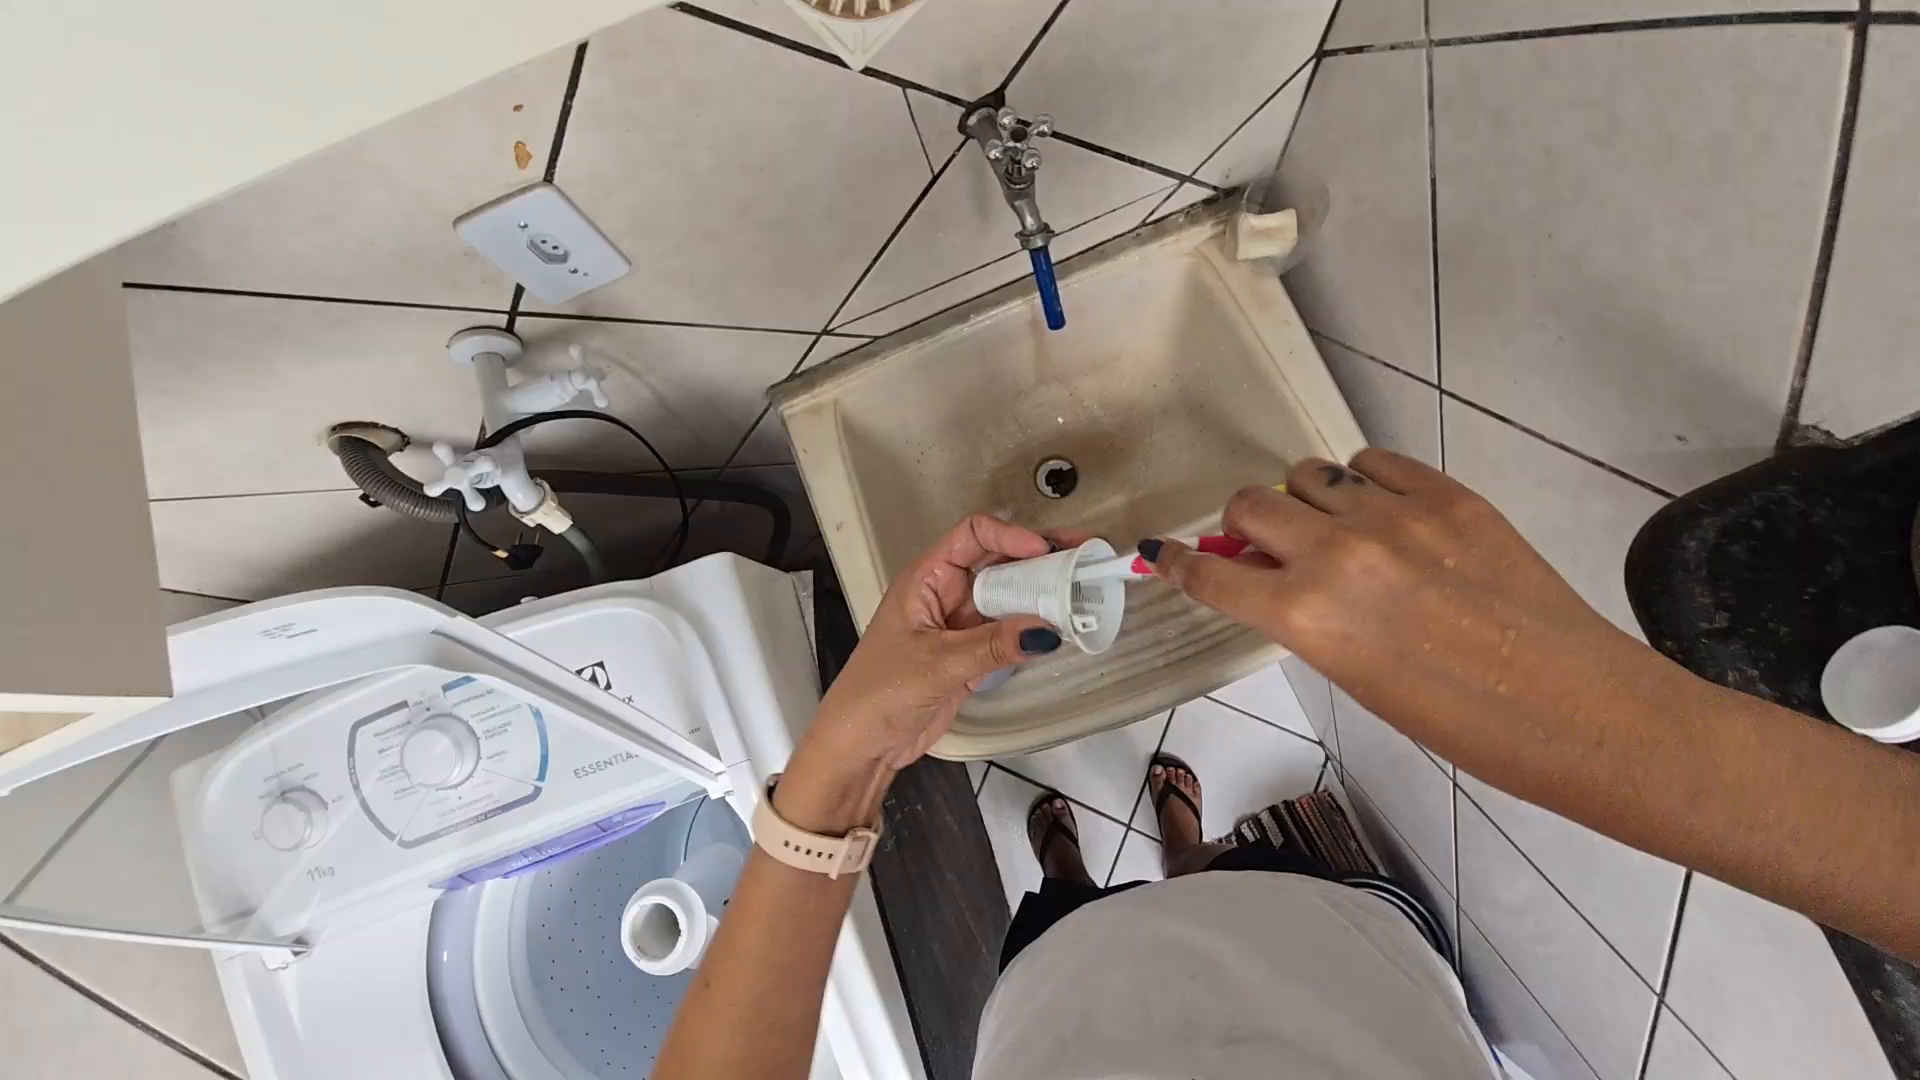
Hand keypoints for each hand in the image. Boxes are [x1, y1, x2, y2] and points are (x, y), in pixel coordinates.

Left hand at [778, 515, 1080, 831]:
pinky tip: (1063, 628)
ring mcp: (961, 623)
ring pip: (1008, 596)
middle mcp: (947, 592)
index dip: (1009, 536)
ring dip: (1043, 593)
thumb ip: (992, 645)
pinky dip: (1034, 628)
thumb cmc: (881, 691)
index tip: (1044, 551)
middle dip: (1039, 557)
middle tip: (1085, 555)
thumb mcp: (937, 663)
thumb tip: (1049, 631)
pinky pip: (1009, 631)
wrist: (862, 744)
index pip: (972, 535)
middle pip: (998, 561)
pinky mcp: (972, 653)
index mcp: (927, 578)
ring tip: (1084, 590)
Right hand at [1142, 449, 1646, 761]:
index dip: (1179, 564)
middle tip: (1267, 548)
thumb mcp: (1350, 673)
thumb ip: (1295, 614)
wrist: (1583, 712)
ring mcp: (1396, 517)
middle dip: (1244, 526)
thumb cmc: (1455, 721)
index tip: (1164, 554)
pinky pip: (1373, 462)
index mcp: (1306, 616)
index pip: (1211, 575)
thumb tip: (1261, 573)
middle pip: (1249, 503)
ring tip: (1335, 529)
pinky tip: (1384, 513)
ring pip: (1308, 473)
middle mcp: (1338, 554)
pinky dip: (1362, 483)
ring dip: (1303, 501)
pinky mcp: (1450, 496)